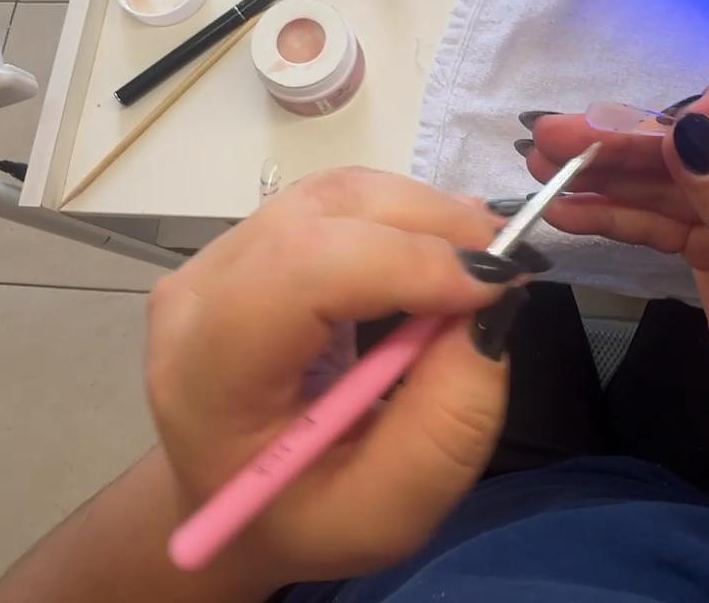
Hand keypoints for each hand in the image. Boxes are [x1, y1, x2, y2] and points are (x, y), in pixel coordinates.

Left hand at [146, 169, 522, 585]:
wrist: (230, 490)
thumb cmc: (297, 515)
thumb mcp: (382, 515)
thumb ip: (445, 427)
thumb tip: (490, 314)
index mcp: (208, 370)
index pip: (303, 268)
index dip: (407, 261)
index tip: (496, 285)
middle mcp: (199, 290)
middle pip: (323, 213)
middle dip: (430, 224)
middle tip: (509, 260)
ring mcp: (219, 253)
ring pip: (335, 194)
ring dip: (421, 212)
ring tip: (483, 254)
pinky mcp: (250, 238)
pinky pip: (334, 201)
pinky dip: (400, 212)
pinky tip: (440, 245)